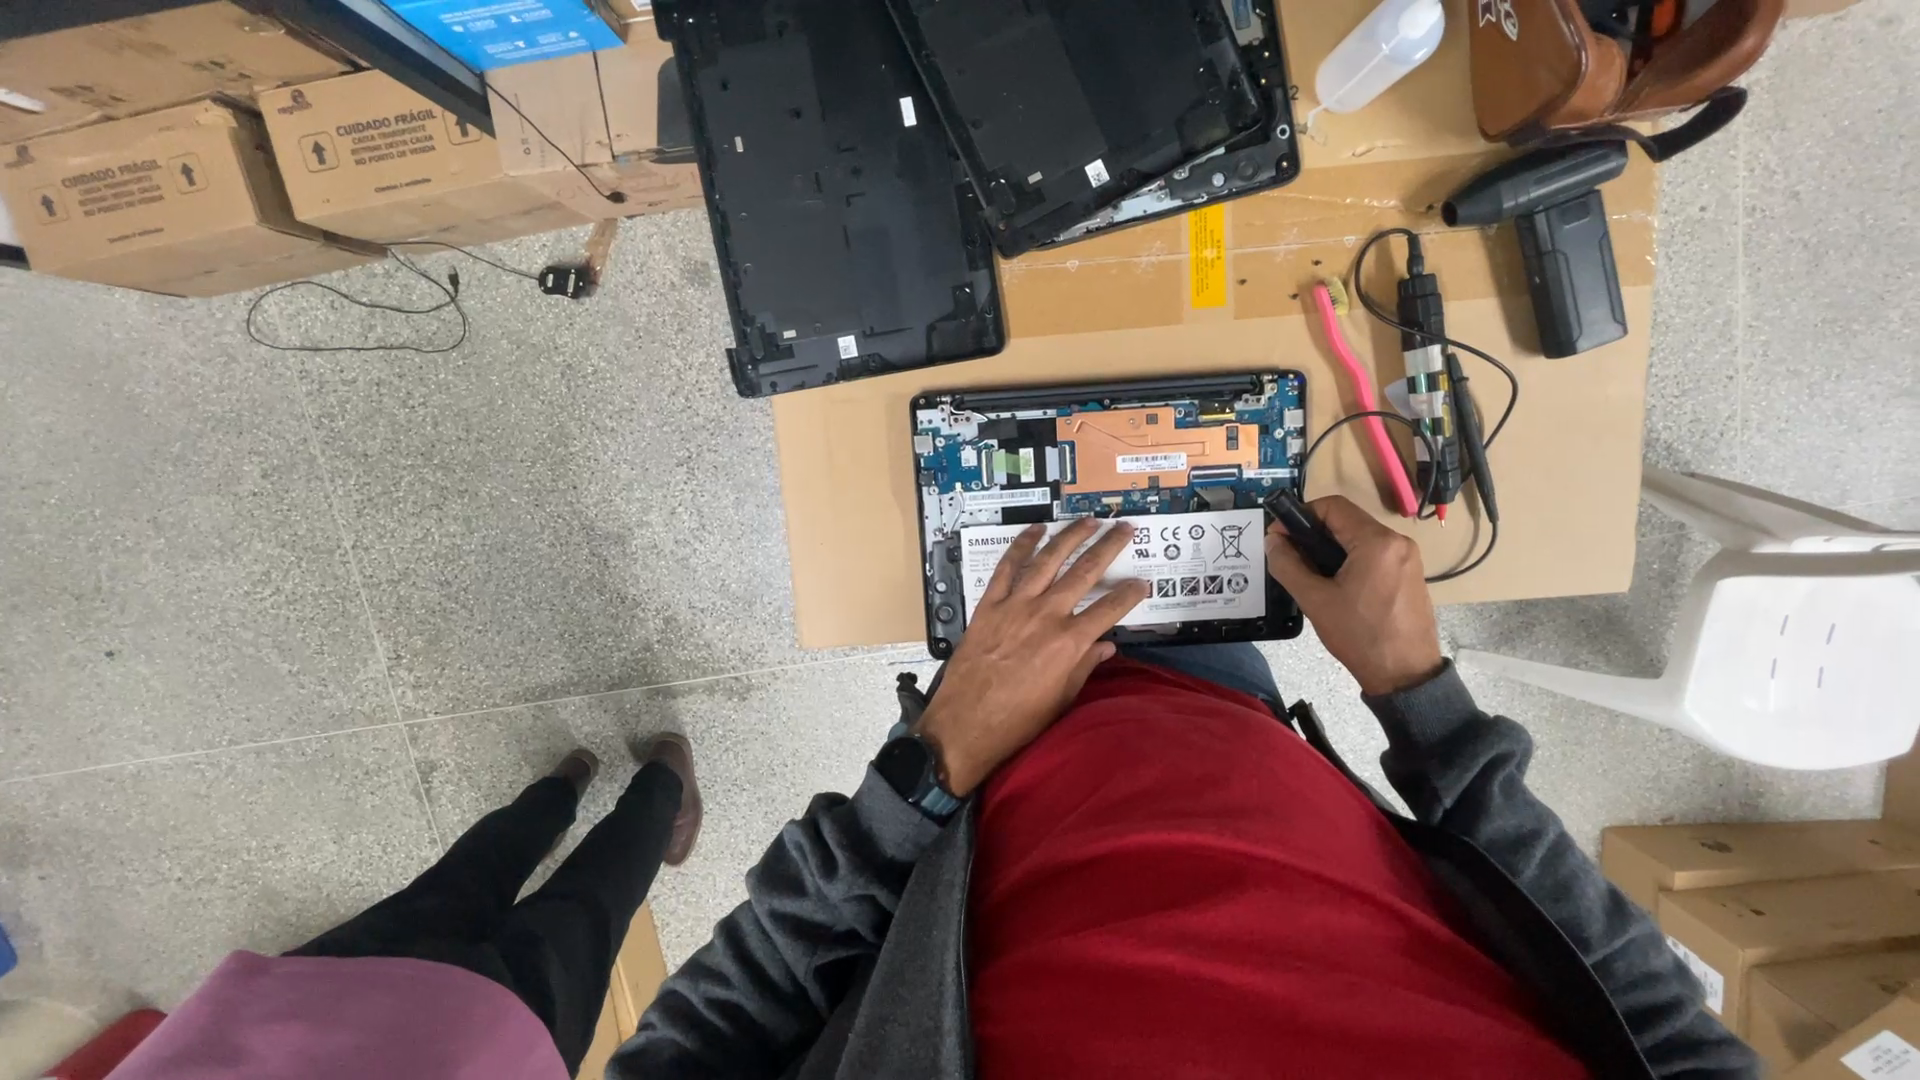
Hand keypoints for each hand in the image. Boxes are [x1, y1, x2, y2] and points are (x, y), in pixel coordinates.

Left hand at [918, 519, 1150, 794]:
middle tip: (1125, 529)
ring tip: (1088, 521)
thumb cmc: (1017, 722)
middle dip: (1108, 547)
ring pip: (1048, 560)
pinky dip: (1021, 545)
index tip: (1142, 583)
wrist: (965, 725)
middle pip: (1085, 573)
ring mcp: (1014, 606)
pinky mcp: (988, 605)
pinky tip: (1035, 530)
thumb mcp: (1061, 699)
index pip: (1110, 609)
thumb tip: (1106, 647)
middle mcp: (1045, 616)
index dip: (1130, 594)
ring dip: (1071, 537)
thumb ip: (1084, 667)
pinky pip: (1006, 567)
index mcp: (1068, 643)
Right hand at [1266, 495, 1443, 696]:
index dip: (1299, 515)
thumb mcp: (1315, 600)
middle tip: (1290, 558)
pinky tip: (1335, 585)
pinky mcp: (1409, 574)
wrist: (1405, 675)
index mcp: (1377, 542)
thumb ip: (1288, 564)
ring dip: (1329, 549)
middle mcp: (1398, 541)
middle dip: (1312, 534)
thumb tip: (1272, 540)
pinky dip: (1348, 560)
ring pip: (1358, 538)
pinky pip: (1372, 554)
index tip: (1279, 537)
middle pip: (1346, 521)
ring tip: (1309, 575)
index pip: (1332, 506)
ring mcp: (1407, 558)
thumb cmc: (1360, 636)